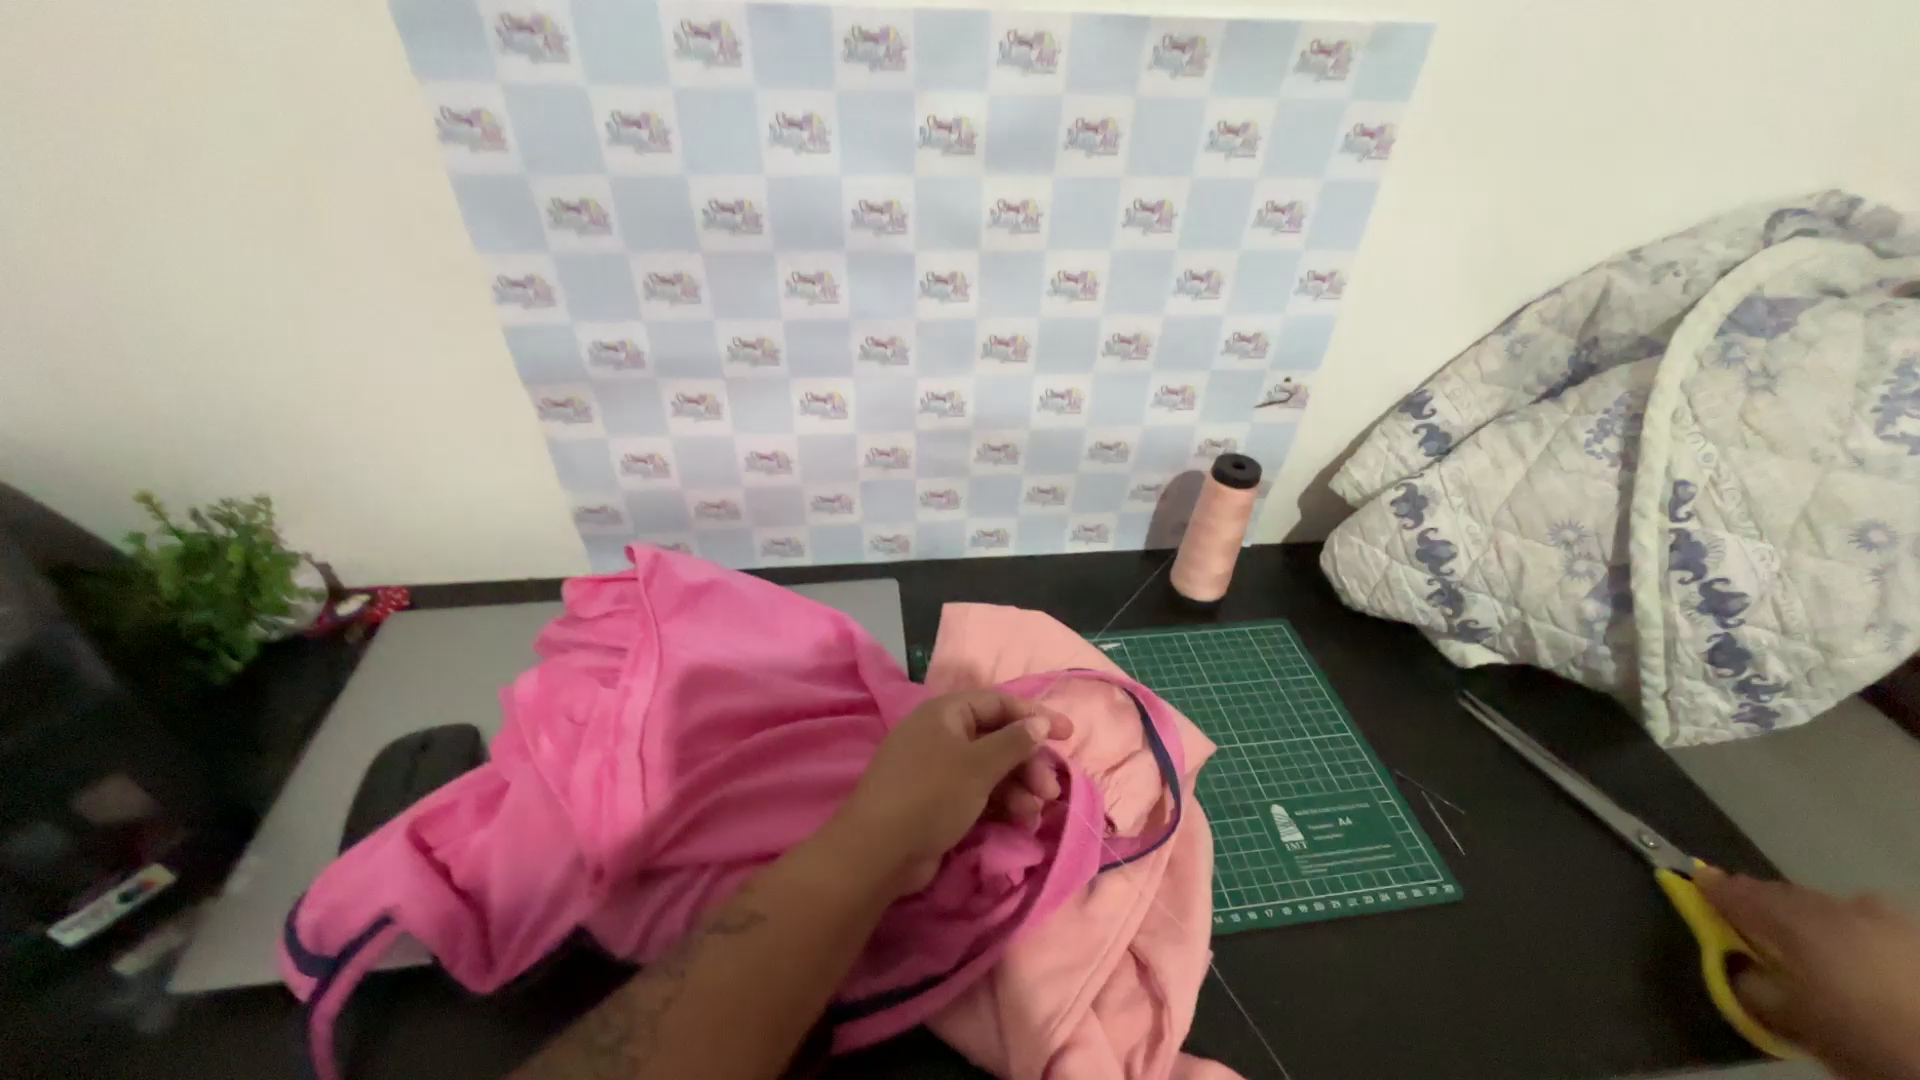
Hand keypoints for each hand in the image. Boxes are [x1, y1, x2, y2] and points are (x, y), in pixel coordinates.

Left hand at [825, 691, 1073, 897]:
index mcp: (946, 713)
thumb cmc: (931, 794)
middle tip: (1050, 789)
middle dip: (1028, 762)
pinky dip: (1002, 803)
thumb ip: (1014, 742)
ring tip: (1036, 810)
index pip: (998, 703)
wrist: (879, 851)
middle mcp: (942, 735)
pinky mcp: (939, 802)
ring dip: (1019, 787)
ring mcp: (939, 770)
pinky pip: (979, 793)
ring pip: (991, 769)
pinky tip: (1021, 820)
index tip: (1068, 734)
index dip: (1035, 716)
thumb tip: (1040, 722)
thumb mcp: (978, 765)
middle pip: (998, 739)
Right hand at [1701, 871, 1919, 1079]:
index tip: (1695, 881)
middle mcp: (1840, 908)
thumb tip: (1738, 967)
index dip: (1713, 888)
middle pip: (1788, 895)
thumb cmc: (1867, 1039)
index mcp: (1797, 922)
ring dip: (1815, 916)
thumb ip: (1752, 987)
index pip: (1739, 894)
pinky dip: (1858, 931)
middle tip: (1751, 921)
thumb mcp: (1795, 1023)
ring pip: (1837, 906)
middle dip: (1766, 904)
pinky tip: (1865, 958)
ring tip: (1813, 942)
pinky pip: (1876, 923)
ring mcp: (1892, 921)